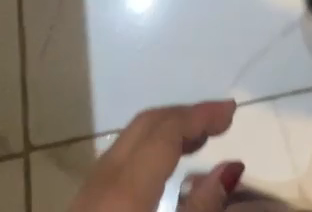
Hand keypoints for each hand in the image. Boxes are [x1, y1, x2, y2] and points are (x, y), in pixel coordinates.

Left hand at [68, 100, 241, 211]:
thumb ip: (201, 206)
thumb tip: (231, 167)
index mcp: (126, 187)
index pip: (167, 130)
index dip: (201, 114)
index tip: (231, 110)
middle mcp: (102, 178)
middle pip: (145, 125)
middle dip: (184, 115)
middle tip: (220, 121)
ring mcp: (85, 192)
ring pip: (129, 139)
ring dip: (165, 131)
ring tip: (199, 140)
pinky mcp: (80, 205)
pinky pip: (117, 159)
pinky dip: (147, 149)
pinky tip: (162, 168)